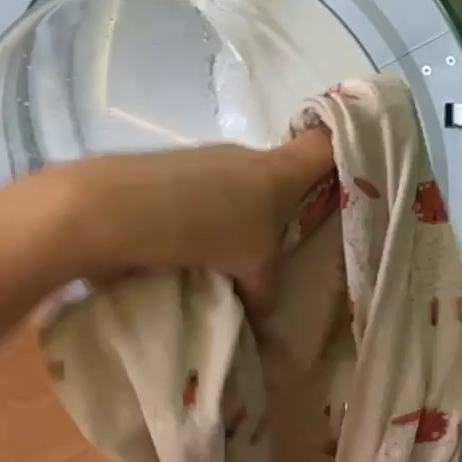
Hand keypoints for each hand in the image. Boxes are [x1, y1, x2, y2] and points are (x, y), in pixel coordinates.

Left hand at [53, 130, 335, 309]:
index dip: (346, 154)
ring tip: (232, 266)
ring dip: (238, 223)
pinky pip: (202, 203)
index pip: (327, 145)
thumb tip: (268, 316)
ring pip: (239, 192)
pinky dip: (203, 227)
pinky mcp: (167, 177)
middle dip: (286, 210)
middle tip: (288, 251)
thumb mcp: (251, 266)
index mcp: (279, 168)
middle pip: (282, 175)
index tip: (354, 180)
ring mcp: (204, 163)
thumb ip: (268, 289)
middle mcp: (246, 156)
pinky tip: (194, 260)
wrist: (108, 210)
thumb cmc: (203, 227)